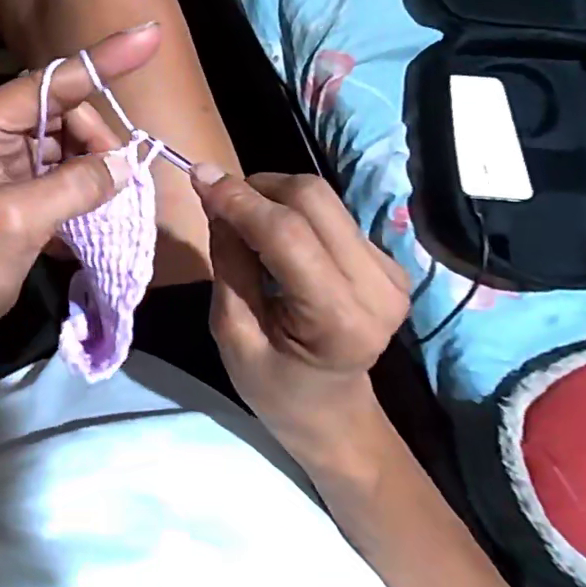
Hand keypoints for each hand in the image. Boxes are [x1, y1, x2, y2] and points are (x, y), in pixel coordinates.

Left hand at [0, 24, 160, 331]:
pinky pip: (63, 164)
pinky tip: (97, 199)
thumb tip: (125, 162)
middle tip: (120, 174)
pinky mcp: (15, 180)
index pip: (44, 83)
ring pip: (66, 137)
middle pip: (60, 109)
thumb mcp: (19, 219)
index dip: (98, 62)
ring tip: (107, 193)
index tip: (148, 35)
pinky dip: (85, 177)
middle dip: (95, 136)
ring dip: (93, 160)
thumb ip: (75, 183)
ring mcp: (1, 155)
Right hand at [190, 170, 409, 452]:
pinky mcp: (386, 259)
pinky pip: (330, 212)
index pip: (287, 234)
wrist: (331, 410)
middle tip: (219, 201)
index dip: (239, 199)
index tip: (197, 176)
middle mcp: (376, 286)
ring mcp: (388, 270)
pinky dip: (290, 210)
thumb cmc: (273, 384)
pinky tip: (272, 235)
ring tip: (243, 220)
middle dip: (256, 188)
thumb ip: (228, 260)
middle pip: (313, 199)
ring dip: (272, 195)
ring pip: (322, 198)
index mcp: (338, 318)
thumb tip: (213, 194)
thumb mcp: (231, 331)